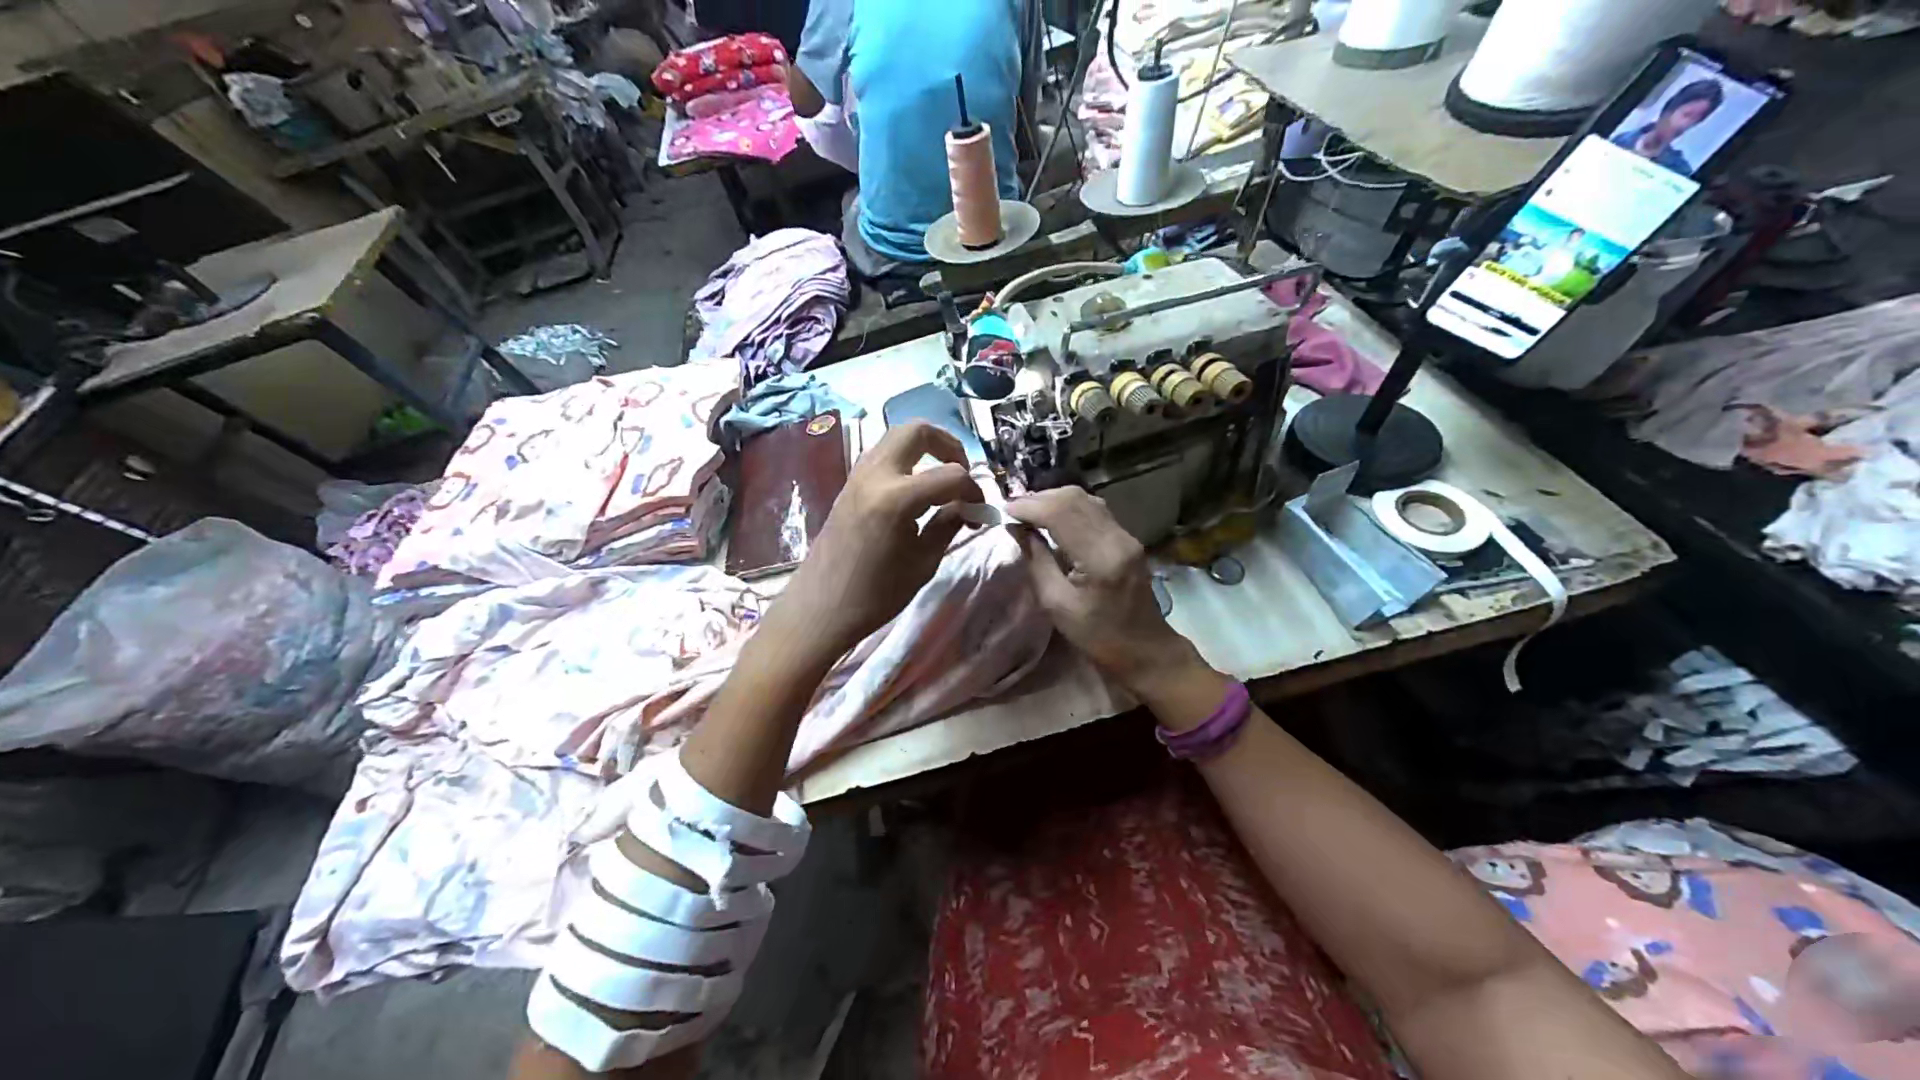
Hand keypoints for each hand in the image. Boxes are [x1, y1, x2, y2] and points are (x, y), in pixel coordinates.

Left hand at [766, 421, 982, 663]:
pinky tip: (916, 489)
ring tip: (941, 480)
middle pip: (917, 431)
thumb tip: (967, 506)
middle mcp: (875, 475)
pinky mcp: (849, 484)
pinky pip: (882, 455)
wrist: (821, 607)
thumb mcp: (923, 563)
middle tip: (962, 473)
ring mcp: (857, 476)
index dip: (973, 489)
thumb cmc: (876, 595)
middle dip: (948, 445)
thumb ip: (948, 525)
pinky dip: (905, 460)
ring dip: (924, 449)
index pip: (951, 475)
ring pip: (896, 437)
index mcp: (896, 499)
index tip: (979, 510)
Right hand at [1006, 487, 1207, 699]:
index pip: (1060, 513)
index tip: (1003, 511)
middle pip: (1074, 498)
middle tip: (1012, 510)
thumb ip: (1036, 562)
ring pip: (1085, 499)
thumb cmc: (1098, 636)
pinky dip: (1068, 507)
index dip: (1029, 507)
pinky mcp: (1127, 537)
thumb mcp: (1056, 604)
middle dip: (1038, 499)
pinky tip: (1051, 518)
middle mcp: (1117, 537)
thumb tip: (1018, 530)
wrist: (1145, 649)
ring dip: (1053, 500)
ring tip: (1027, 512)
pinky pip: (1094, 509)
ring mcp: (1126, 534)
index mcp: (1101, 557)